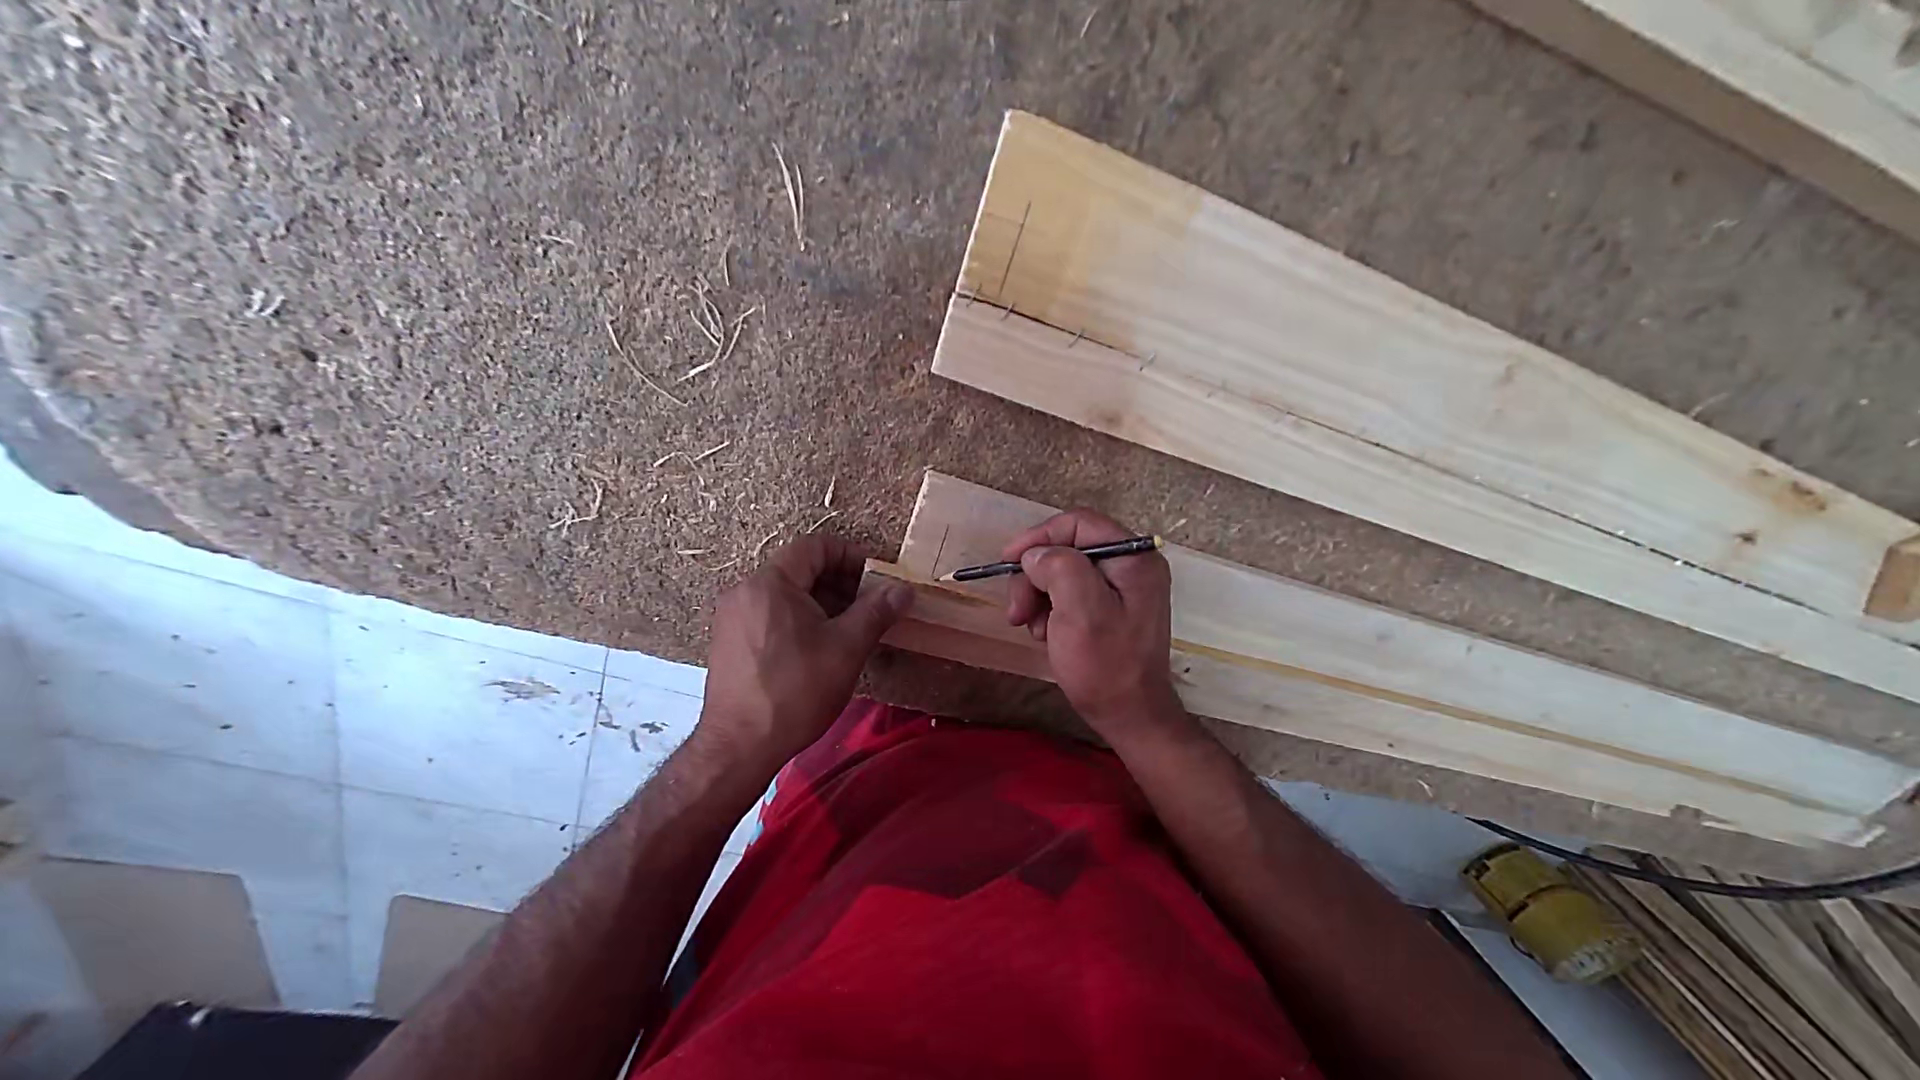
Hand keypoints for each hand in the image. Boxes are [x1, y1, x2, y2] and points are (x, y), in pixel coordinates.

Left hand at [696, 534, 913, 779]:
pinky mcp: (729, 641)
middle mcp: (745, 591)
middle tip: (871, 605)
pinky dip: (799, 619)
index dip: (851, 555)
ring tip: (851, 628)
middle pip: (799, 569)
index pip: (815, 547)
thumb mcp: (846, 648)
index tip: (877, 576)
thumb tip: (904, 589)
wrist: (739, 747)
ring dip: (822, 602)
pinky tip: (820, 647)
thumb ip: (876, 611)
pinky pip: (770, 614)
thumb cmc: (795, 692)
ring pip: (786, 594)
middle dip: (840, 581)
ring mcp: (732, 617)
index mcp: (770, 583)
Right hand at [1001, 509, 1182, 736]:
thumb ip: (1059, 568)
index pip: (1078, 523)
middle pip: (1068, 548)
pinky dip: (1050, 609)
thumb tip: (1035, 555)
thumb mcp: (1080, 612)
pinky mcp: (1111, 607)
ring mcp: (1123, 587)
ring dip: (1038, 595)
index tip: (1009, 561)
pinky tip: (1045, 633)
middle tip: (1016, 610)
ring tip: (1031, 627)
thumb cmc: (1106, 667)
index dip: (1038, 538)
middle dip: (1035, 575)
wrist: (1130, 717)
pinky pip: (1070, 593)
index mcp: (1133, 558)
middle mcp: (1132, 565)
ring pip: (1063, 571)